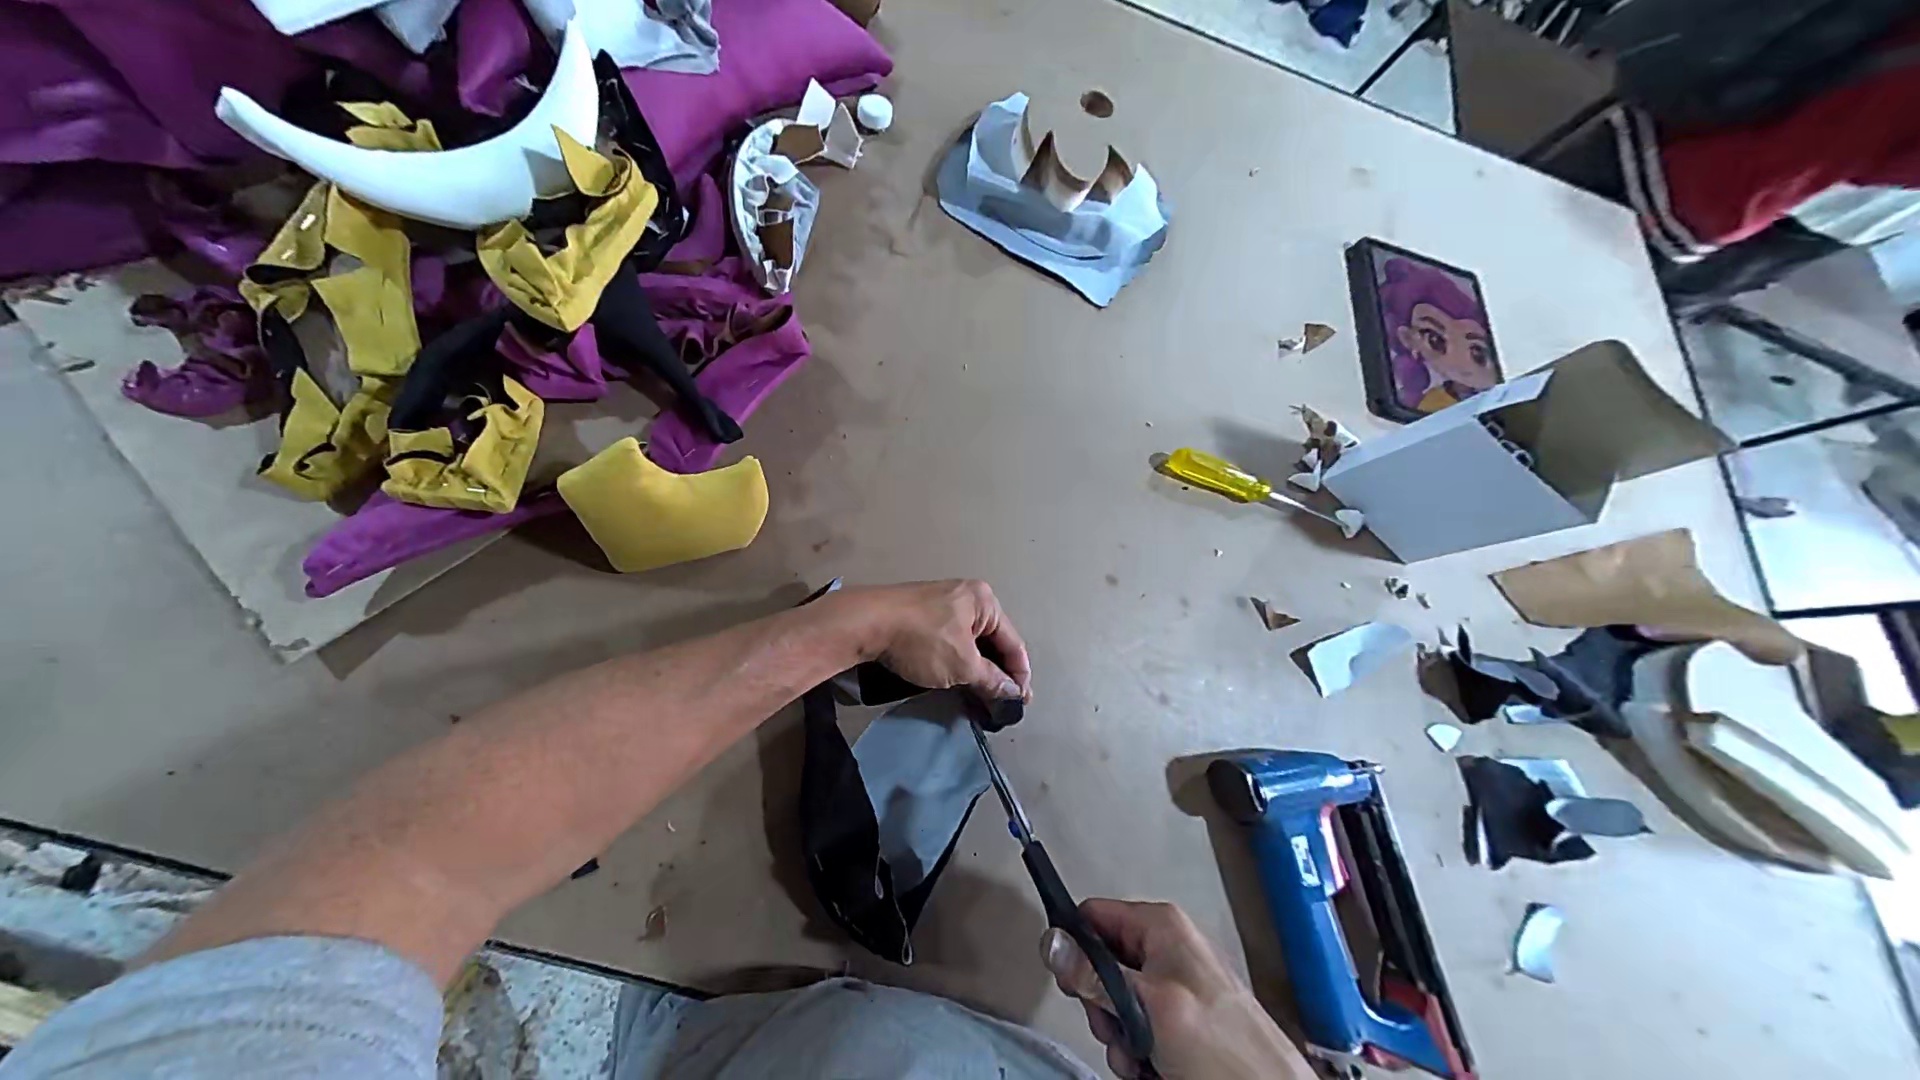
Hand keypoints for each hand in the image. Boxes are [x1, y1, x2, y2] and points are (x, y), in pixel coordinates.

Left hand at [832, 579, 1031, 702]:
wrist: (864, 623)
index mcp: (984, 600)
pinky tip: (956, 678)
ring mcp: (941, 603)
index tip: (1021, 704)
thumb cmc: (920, 640)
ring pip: (971, 642)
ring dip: (978, 669)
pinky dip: (958, 660)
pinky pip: (951, 640)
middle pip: (993, 641)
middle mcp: (966, 595)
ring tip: (981, 695)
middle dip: (998, 672)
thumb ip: (992, 681)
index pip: (1013, 642)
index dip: (1020, 676)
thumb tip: (1012, 694)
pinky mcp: (920, 614)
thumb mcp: (962, 665)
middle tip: (1002, 703)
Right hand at [1042, 900, 1313, 1079]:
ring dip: (1120, 1034)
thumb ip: (1094, 975)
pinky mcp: (1182, 1016)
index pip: (1093, 916)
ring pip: (1119, 999)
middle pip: (1103, 962)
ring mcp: (1175, 982)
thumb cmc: (1222, 1048)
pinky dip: (1139, 1048)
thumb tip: (1051, 942)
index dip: (1075, 948)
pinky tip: (1152, 1067)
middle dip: (1102, 1005)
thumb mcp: (1147, 1007)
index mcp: (1161, 924)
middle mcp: (1167, 945)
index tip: (1072, 985)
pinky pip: (1140, 1023)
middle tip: (1117, 1031)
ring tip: (1140, 1058)